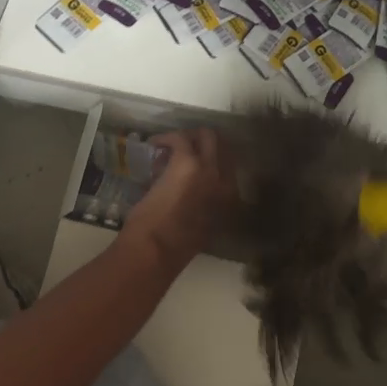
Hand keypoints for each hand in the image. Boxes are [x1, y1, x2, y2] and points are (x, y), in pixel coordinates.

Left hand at [119, 128, 236, 271]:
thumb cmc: (174, 247)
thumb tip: (196, 193)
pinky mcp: (186, 160)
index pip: (230, 166)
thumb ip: (206, 209)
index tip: (195, 160)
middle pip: (222, 145)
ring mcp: (208, 168)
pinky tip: (155, 143)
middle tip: (187, 144)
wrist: (157, 249)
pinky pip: (180, 138)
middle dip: (204, 141)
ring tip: (171, 145)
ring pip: (207, 136)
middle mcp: (225, 180)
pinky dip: (167, 138)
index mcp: (230, 199)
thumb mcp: (201, 230)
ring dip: (188, 138)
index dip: (211, 159)